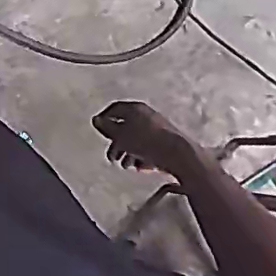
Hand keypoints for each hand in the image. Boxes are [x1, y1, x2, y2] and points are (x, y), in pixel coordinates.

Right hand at [91, 101, 206, 177]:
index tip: (99, 129)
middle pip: (126, 126)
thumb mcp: (121, 135)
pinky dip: (141, 155)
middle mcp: (147, 115)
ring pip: (138, 138)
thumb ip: (107, 128)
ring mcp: (158, 128)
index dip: (104, 119)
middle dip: (117, 142)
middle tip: (112, 155)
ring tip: (126, 165)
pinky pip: (149, 147)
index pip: (115, 109)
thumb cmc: (146, 142)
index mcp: (135, 108)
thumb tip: (96, 120)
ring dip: (129, 152)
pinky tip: (139, 166)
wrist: (179, 155)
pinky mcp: (167, 142)